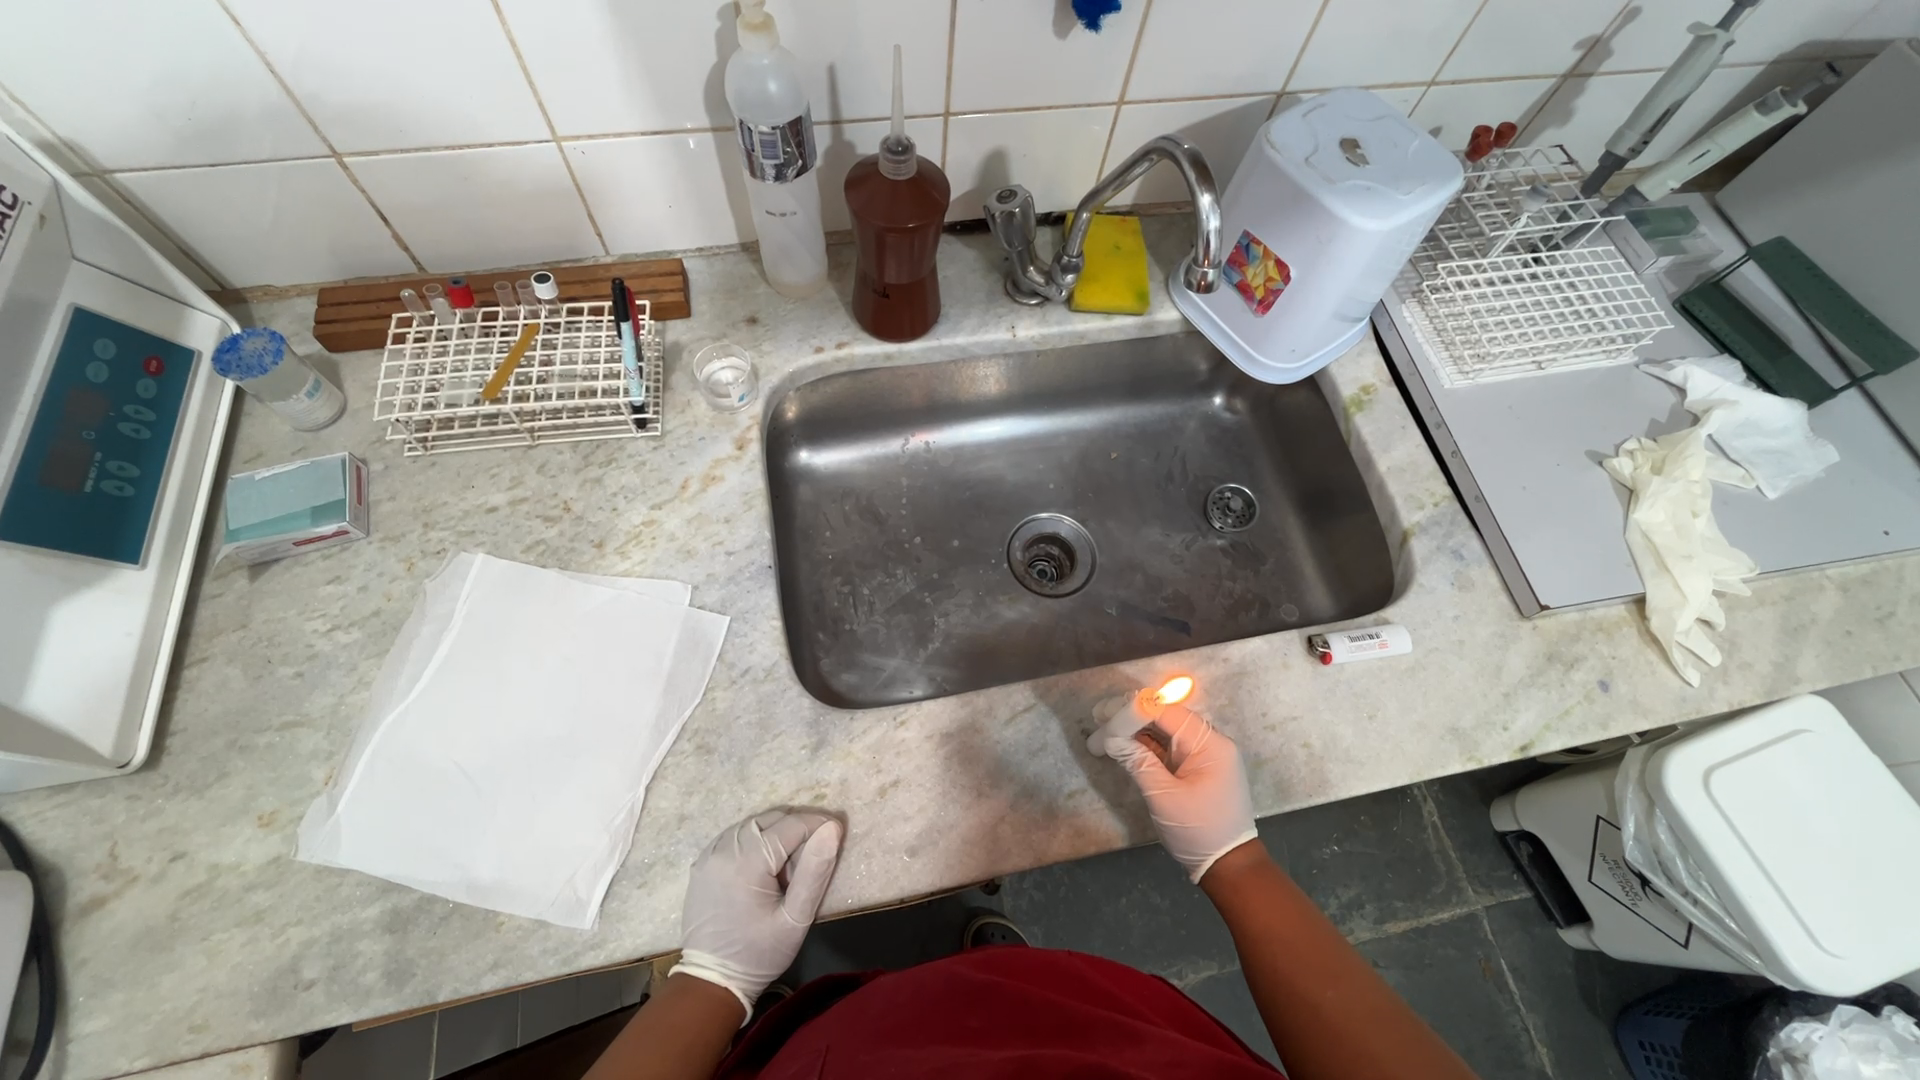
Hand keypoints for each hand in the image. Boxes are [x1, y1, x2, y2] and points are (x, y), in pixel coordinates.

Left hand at [669, 809, 843, 1019]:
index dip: (819, 825)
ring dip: (776, 834)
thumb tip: (832, 829)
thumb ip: (816, 871)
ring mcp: (709, 854)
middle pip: (772, 819)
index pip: (792, 824)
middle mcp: (725, 848)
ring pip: (753, 825)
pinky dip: (755, 841)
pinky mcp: (702, 863)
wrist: (712, 981)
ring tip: (788, 867)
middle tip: (810, 859)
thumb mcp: (796, 918)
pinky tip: (763, 867)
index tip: (837, 834)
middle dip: (798, 830)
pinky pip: (735, 836)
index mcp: (748, 860)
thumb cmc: (759, 953)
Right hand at [1092, 697, 1258, 883]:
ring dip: (1136, 731)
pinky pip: (1169, 749)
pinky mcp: (1196, 769)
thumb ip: (1137, 762)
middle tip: (1099, 719)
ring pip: (1166, 732)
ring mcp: (1204, 756)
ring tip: (1105, 730)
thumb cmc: (1198, 830)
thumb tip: (1111, 738)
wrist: (1229, 867)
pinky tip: (1124, 745)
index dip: (1133, 710)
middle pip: (1167, 718)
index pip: (1167, 712)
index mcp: (1210, 744)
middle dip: (1132, 717)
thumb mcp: (1163, 796)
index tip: (1103, 715)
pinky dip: (1147, 746)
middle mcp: (1210, 743)